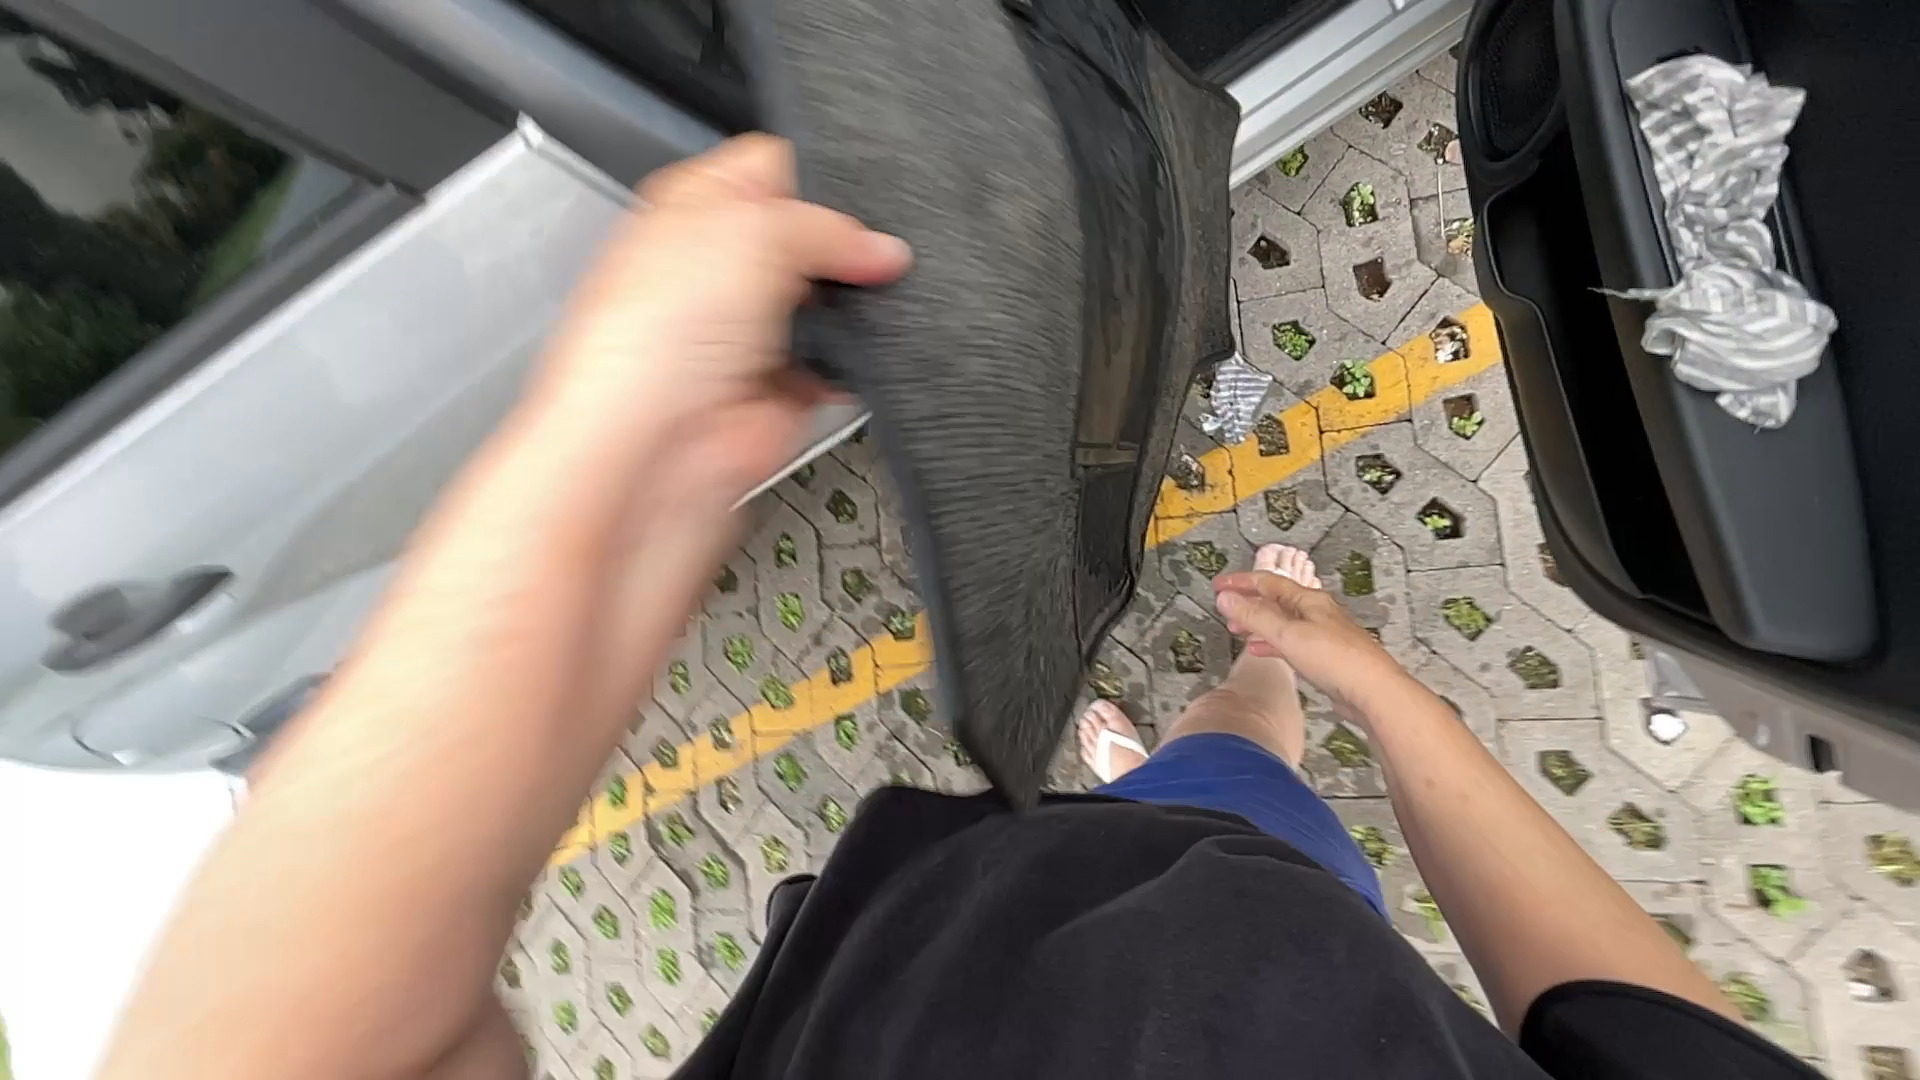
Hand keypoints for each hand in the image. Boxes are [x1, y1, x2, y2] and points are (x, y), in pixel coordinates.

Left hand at [524, 133, 911, 495]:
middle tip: (869, 259)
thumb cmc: (652, 340)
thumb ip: (824, 228)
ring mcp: (757, 330)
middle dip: (847, 250)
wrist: (658, 442)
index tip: (862, 203)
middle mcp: (727, 270)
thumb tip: (881, 247)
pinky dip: (853, 363)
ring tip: (862, 307)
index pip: (776, 171)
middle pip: (812, 240)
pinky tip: (852, 357)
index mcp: (702, 211)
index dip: (823, 183)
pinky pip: (838, 364)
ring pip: (831, 304)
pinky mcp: (784, 382)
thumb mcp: (750, 235)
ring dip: (854, 309)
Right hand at [1211, 570, 1414, 725]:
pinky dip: (1272, 642)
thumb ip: (1254, 615)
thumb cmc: (1335, 659)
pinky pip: (1291, 641)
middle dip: (1248, 603)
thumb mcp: (1287, 634)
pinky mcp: (1326, 656)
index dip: (1241, 582)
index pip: (1268, 582)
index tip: (1219, 586)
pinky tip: (1263, 650)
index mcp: (1308, 600)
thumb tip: (1226, 597)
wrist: (1374, 693)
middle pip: (1276, 600)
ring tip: (1239, 630)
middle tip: (1227, 611)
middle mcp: (1317, 612)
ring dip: (1259, 623)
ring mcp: (1323, 634)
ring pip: (1283, 621)